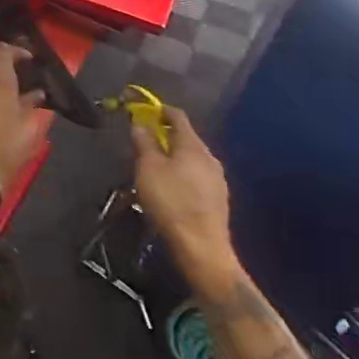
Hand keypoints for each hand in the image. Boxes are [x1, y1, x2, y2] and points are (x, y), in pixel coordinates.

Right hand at [131, 106, 239, 292]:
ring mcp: (217, 179)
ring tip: (154, 168)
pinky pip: (196, 175)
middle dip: (164, 136)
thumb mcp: (148, 168)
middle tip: (143, 143)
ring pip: (191, 158)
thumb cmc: (170, 201)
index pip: (178, 116)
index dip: (160, 110)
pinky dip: (182, 173)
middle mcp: (209, 157)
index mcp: (193, 145)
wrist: (201, 248)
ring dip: (173, 156)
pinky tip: (170, 188)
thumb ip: (144, 142)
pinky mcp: (218, 198)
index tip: (143, 111)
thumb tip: (140, 123)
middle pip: (185, 137)